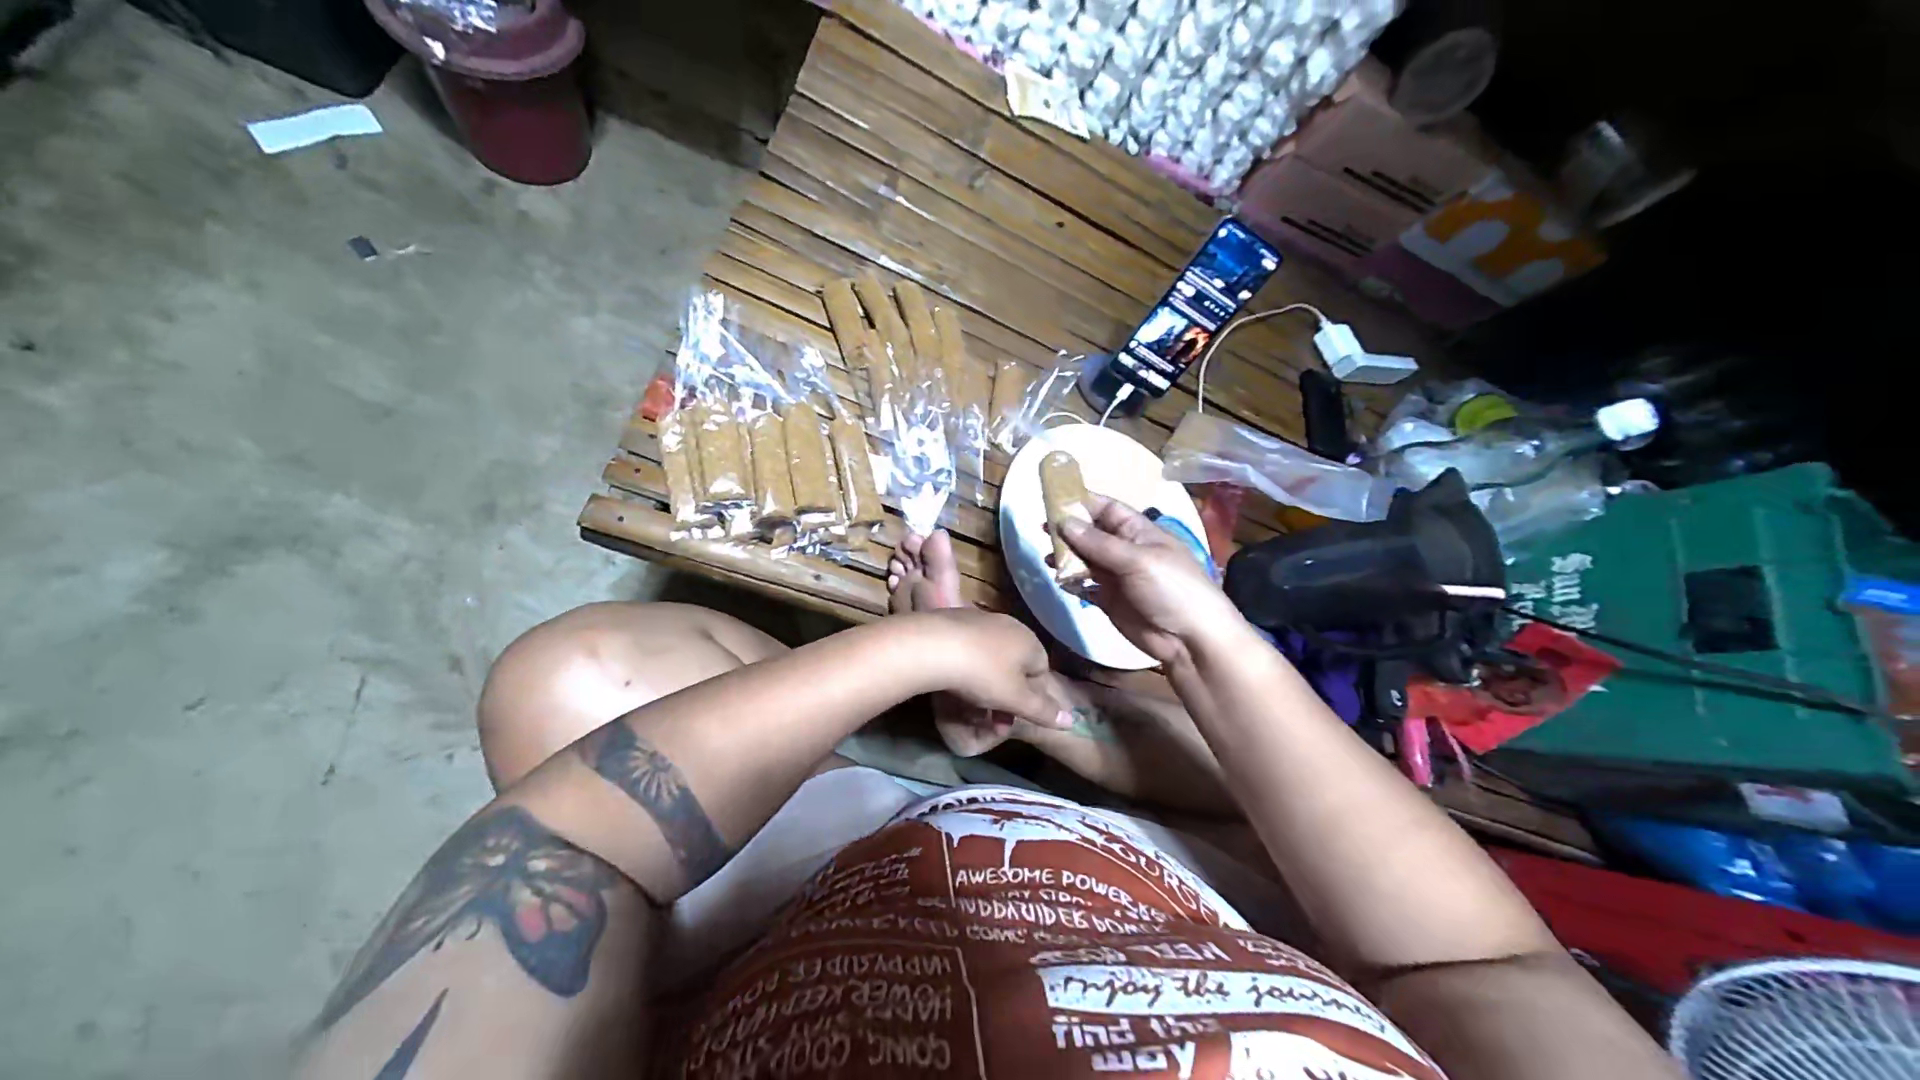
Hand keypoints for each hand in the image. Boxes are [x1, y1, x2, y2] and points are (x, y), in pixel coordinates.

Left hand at [905, 609, 1069, 728]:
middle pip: (1015, 666)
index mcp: (1030, 641)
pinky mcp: (954, 619)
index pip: (1041, 672)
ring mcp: (981, 619)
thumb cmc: (983, 673)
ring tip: (970, 705)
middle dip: (1006, 694)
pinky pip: (969, 648)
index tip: (1013, 715)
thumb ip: (1043, 711)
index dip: (1031, 698)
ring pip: (991, 658)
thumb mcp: (1016, 699)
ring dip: (985, 683)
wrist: (933, 645)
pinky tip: (952, 681)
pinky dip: (966, 666)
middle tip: (991, 718)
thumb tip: (1073, 721)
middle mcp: (1010, 625)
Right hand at [1056, 495, 1245, 666]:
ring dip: (1066, 557)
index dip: (1082, 503)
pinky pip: (1084, 586)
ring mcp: (1117, 576)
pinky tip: (1059, 581)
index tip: (1054, 501)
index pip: (1107, 508)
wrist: (1190, 640)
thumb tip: (1064, 522)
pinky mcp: (1109, 600)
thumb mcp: (1136, 560)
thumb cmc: (1172, 589)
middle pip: (1091, 533)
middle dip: (1068, 530)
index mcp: (1139, 531)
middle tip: (1042, 529)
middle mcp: (1125, 550)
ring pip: (1084, 559)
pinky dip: (1071, 582)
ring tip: (1047, 559)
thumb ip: (1098, 543)